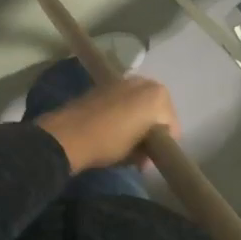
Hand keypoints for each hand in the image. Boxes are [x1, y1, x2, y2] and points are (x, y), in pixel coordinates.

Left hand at [33, 76, 180, 173]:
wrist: (69, 134)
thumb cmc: (109, 142)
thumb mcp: (137, 154)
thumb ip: (149, 151)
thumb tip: (145, 156)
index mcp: (158, 96)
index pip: (171, 125)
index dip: (164, 144)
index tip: (151, 159)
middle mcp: (144, 82)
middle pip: (157, 110)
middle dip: (151, 129)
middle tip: (140, 150)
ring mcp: (123, 80)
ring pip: (139, 104)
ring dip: (136, 120)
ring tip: (126, 141)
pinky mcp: (104, 84)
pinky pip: (123, 100)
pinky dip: (122, 112)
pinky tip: (112, 128)